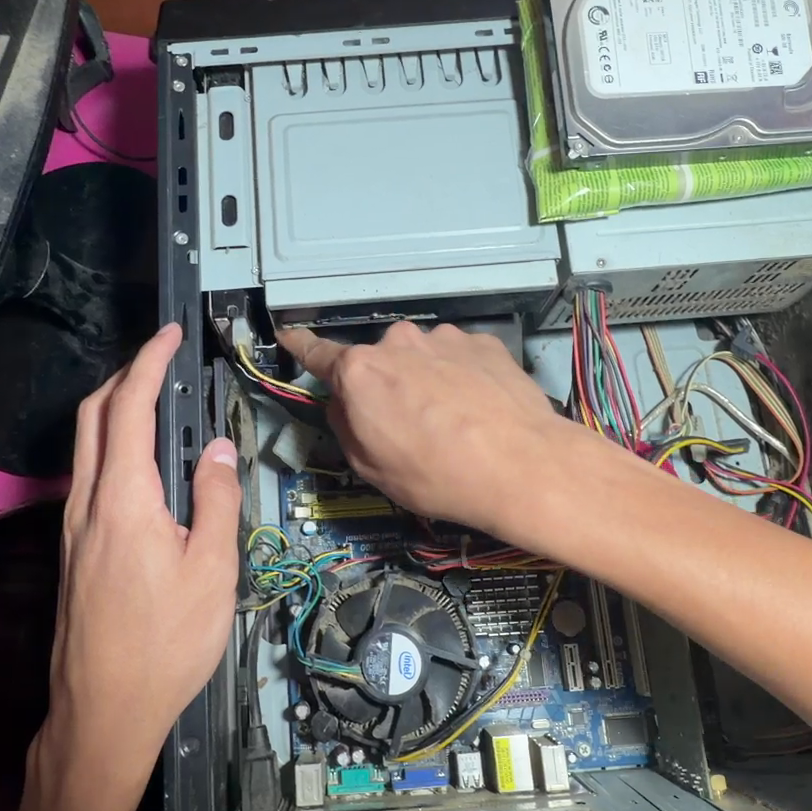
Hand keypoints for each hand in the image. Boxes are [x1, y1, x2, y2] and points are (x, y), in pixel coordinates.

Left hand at [44, 322, 241, 784]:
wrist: (102, 712)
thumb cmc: (165, 646)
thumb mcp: (212, 571)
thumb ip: (214, 500)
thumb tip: (215, 449)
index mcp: (123, 500)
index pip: (129, 407)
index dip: (148, 362)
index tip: (168, 335)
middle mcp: (86, 504)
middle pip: (93, 415)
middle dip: (124, 374)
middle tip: (161, 360)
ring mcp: (71, 527)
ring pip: (84, 444)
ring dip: (114, 408)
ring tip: (154, 400)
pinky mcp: (71, 550)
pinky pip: (87, 474)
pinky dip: (111, 444)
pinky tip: (140, 463)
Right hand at [280, 322, 576, 534]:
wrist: (522, 465)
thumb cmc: (440, 474)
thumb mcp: (370, 468)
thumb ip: (346, 427)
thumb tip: (345, 407)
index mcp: (360, 372)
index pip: (318, 355)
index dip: (301, 347)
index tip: (289, 336)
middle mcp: (398, 343)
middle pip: (378, 364)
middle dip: (384, 388)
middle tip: (405, 429)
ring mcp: (444, 339)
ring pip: (421, 360)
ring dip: (426, 383)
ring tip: (451, 424)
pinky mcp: (483, 343)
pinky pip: (458, 359)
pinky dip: (460, 379)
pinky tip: (477, 411)